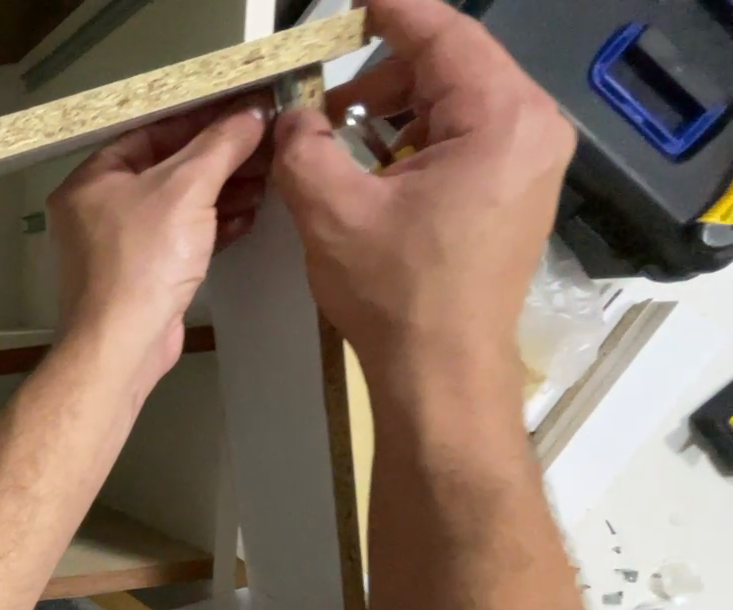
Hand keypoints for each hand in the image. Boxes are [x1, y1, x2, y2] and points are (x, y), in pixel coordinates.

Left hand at [47, 97, 270, 389]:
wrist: (122, 344)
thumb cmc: (144, 259)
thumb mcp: (186, 187)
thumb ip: (221, 143)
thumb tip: (252, 113)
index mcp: (88, 183)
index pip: (148, 133)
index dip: (201, 117)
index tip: (249, 106)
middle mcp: (93, 213)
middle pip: (164, 169)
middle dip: (218, 158)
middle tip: (267, 144)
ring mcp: (114, 247)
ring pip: (174, 206)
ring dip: (221, 192)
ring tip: (266, 180)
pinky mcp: (137, 275)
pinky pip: (176, 239)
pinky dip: (208, 227)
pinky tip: (246, 217)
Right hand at [271, 0, 574, 412]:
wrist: (439, 362)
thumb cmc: (393, 289)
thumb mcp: (332, 215)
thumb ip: (304, 154)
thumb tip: (291, 121)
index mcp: (499, 120)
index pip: (447, 38)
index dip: (396, 14)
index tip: (357, 4)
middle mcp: (530, 128)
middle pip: (453, 71)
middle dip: (381, 83)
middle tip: (320, 114)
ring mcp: (527, 163)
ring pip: (456, 109)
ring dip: (393, 119)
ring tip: (338, 150)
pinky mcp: (512, 194)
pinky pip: (463, 144)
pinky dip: (413, 148)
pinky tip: (374, 178)